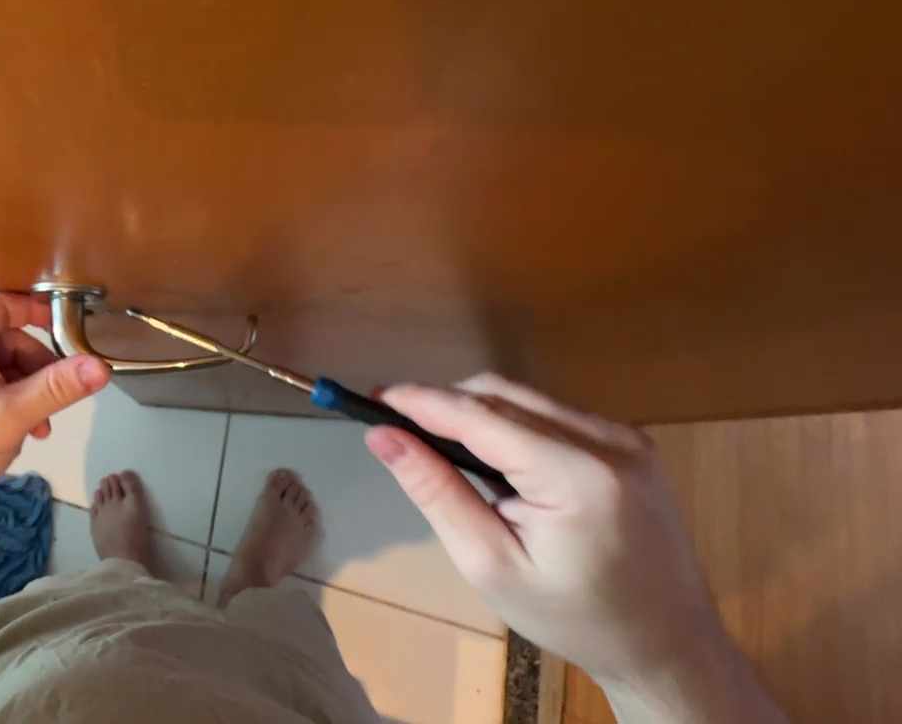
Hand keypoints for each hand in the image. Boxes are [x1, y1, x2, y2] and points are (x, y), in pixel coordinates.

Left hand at [0, 293, 109, 522]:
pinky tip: (23, 431)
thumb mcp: (13, 414)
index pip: (4, 305)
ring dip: (28, 392)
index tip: (71, 327)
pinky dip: (12, 402)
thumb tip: (100, 366)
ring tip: (39, 428)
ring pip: (4, 366)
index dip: (38, 311)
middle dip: (38, 369)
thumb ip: (58, 387)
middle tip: (58, 401)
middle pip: (9, 340)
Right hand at [367, 374, 781, 720]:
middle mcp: (608, 443)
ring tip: (445, 450)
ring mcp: (625, 439)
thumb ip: (433, 490)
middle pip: (498, 394)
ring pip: (521, 396)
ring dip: (473, 411)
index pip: (477, 414)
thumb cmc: (573, 617)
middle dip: (442, 404)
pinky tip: (496, 460)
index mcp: (577, 476)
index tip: (371, 397)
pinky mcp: (629, 443)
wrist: (672, 650)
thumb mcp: (486, 562)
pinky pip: (546, 410)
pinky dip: (507, 421)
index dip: (419, 400)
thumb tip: (381, 435)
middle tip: (400, 430)